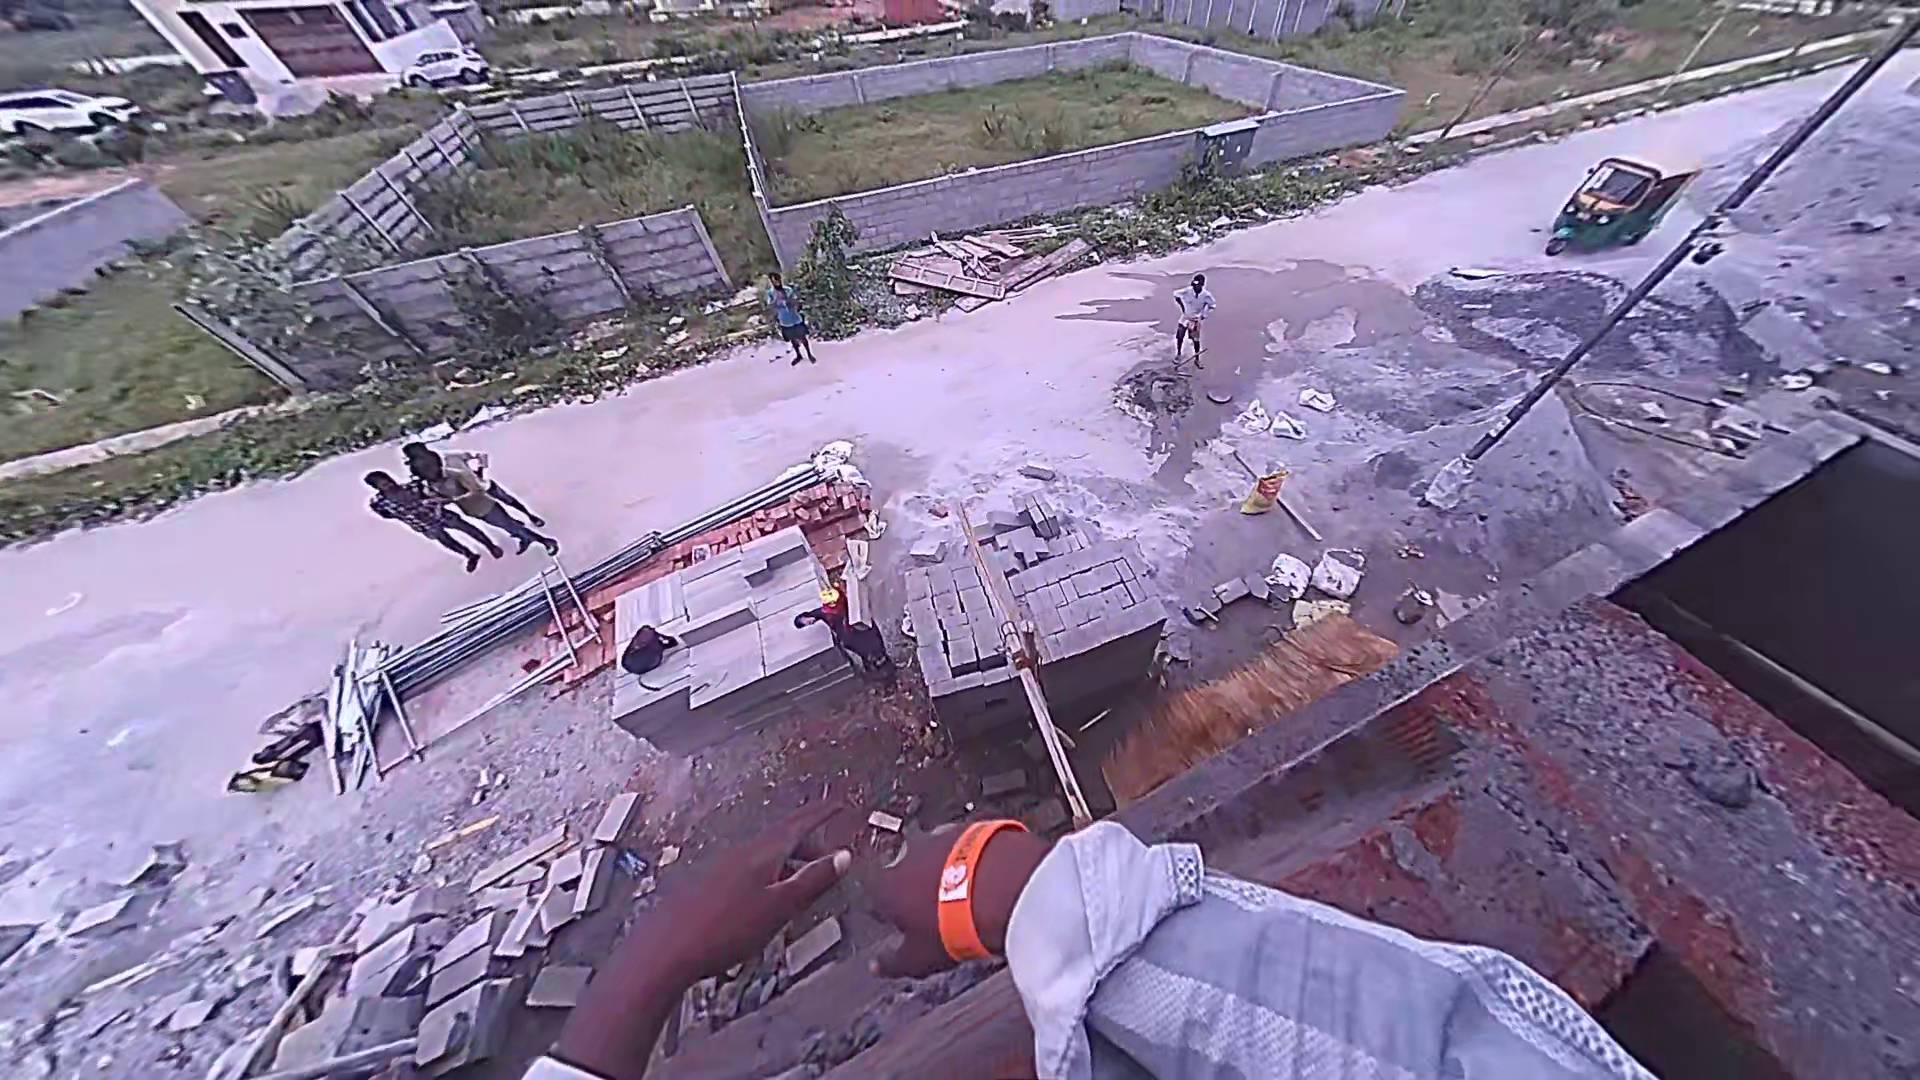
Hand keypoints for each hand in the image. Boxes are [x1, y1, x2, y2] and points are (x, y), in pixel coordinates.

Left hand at [644, 801, 850, 980]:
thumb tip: (845, 855)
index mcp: (766, 851)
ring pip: (767, 854)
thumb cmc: (726, 928)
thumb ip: (813, 881)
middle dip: (810, 841)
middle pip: (785, 836)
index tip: (840, 802)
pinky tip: (767, 896)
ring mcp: (725, 866)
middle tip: (829, 855)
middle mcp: (746, 851)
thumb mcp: (779, 907)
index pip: (802, 823)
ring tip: (803, 880)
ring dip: (790, 860)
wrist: (662, 952)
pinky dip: (770, 873)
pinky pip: (751, 868)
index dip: (823, 813)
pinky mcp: (709, 884)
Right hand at [868, 823, 1050, 977]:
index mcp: (890, 887)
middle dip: (914, 884)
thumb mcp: (919, 958)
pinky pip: (959, 843)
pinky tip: (979, 872)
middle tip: (932, 906)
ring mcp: (936, 838)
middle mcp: (908, 855)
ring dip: (941, 867)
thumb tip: (876, 966)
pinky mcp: (964, 827)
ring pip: (932, 853)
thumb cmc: (952, 926)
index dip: (882, 905)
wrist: (995, 887)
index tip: (891, 916)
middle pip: (904, 868)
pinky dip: (965, 855)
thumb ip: (894, 962)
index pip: (874, 892)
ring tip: (961, 890)